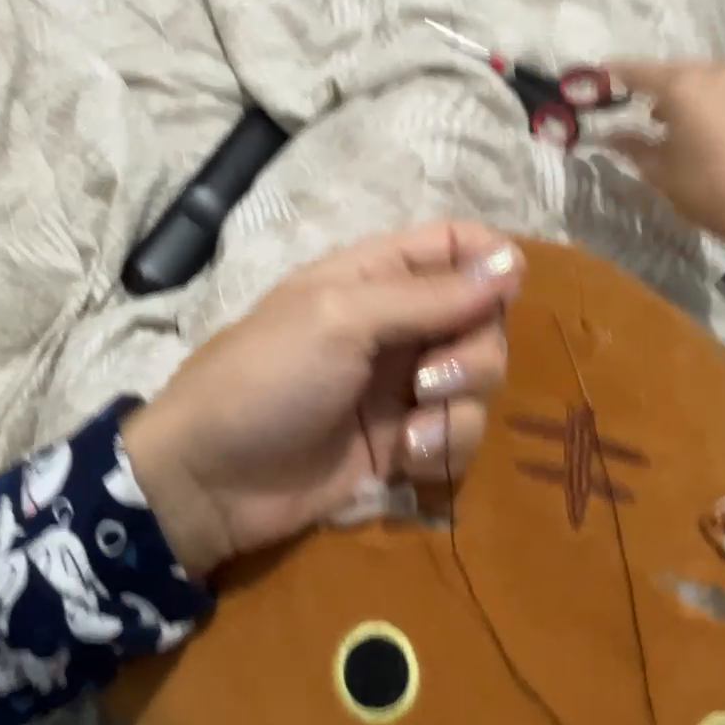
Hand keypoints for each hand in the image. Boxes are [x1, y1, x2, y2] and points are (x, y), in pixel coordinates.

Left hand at [120, 222, 523, 578]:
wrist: (212, 481)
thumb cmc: (266, 378)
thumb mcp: (340, 320)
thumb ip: (428, 296)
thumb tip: (512, 262)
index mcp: (375, 276)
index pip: (454, 244)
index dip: (491, 259)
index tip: (512, 289)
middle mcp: (399, 324)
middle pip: (482, 318)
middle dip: (474, 352)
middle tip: (430, 381)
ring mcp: (404, 385)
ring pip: (480, 380)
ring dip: (459, 407)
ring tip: (412, 431)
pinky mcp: (407, 442)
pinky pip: (461, 433)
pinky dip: (445, 446)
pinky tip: (406, 460)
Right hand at [605, 61, 724, 267]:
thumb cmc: (713, 191)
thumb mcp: (662, 173)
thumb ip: (632, 146)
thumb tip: (610, 135)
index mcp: (684, 86)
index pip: (638, 71)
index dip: (615, 74)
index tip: (599, 78)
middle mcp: (718, 73)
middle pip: (676, 70)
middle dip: (655, 87)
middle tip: (640, 109)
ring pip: (709, 78)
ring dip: (689, 93)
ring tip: (679, 122)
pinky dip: (718, 100)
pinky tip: (716, 128)